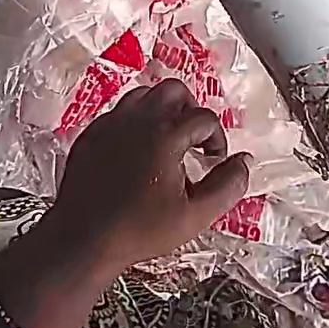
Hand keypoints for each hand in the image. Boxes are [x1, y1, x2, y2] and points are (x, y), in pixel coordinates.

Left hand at [41, 78, 252, 271]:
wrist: (84, 238)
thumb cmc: (140, 230)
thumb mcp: (196, 215)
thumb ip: (228, 185)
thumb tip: (244, 161)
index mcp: (165, 135)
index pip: (204, 117)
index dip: (216, 138)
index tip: (213, 160)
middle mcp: (136, 119)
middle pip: (172, 90)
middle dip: (190, 110)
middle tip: (193, 140)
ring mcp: (109, 123)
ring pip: (142, 95)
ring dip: (161, 110)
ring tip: (168, 142)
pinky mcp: (90, 133)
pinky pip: (118, 112)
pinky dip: (134, 122)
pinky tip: (137, 151)